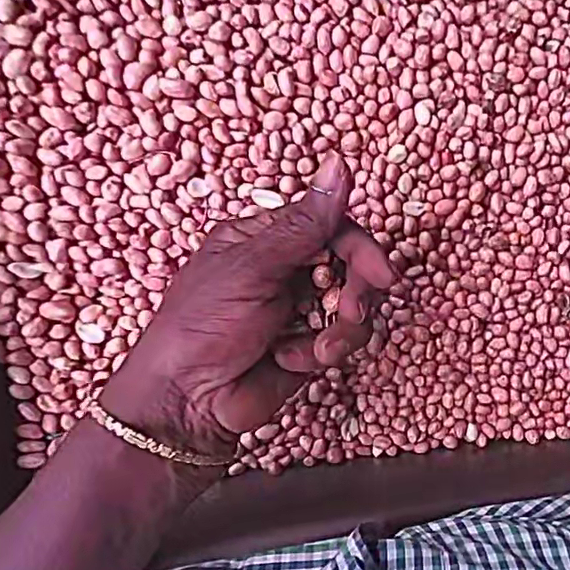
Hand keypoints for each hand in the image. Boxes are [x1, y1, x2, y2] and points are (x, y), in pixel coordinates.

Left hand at [99, 155, 395, 456]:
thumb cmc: (200, 328)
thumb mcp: (251, 269)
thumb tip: (340, 166)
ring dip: (341, 330)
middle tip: (349, 313)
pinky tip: (290, 360)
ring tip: (316, 349)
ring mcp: (300, 308)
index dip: (361, 248)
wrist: (187, 402)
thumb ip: (303, 225)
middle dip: (356, 292)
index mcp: (267, 239)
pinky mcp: (309, 344)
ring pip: (354, 305)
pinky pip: (342, 339)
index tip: (382, 274)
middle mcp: (288, 270)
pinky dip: (321, 352)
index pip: (332, 227)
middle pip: (351, 266)